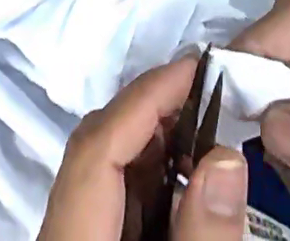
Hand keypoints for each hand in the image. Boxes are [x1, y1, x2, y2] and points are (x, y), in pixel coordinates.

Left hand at [39, 56, 249, 240]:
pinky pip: (115, 192)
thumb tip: (227, 155)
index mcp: (71, 235)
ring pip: (105, 166)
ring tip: (208, 123)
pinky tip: (188, 174)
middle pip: (97, 145)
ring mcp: (74, 233)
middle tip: (210, 88)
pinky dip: (152, 172)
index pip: (98, 143)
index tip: (196, 66)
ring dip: (155, 139)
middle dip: (152, 109)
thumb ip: (202, 234)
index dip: (145, 97)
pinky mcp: (89, 240)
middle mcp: (63, 227)